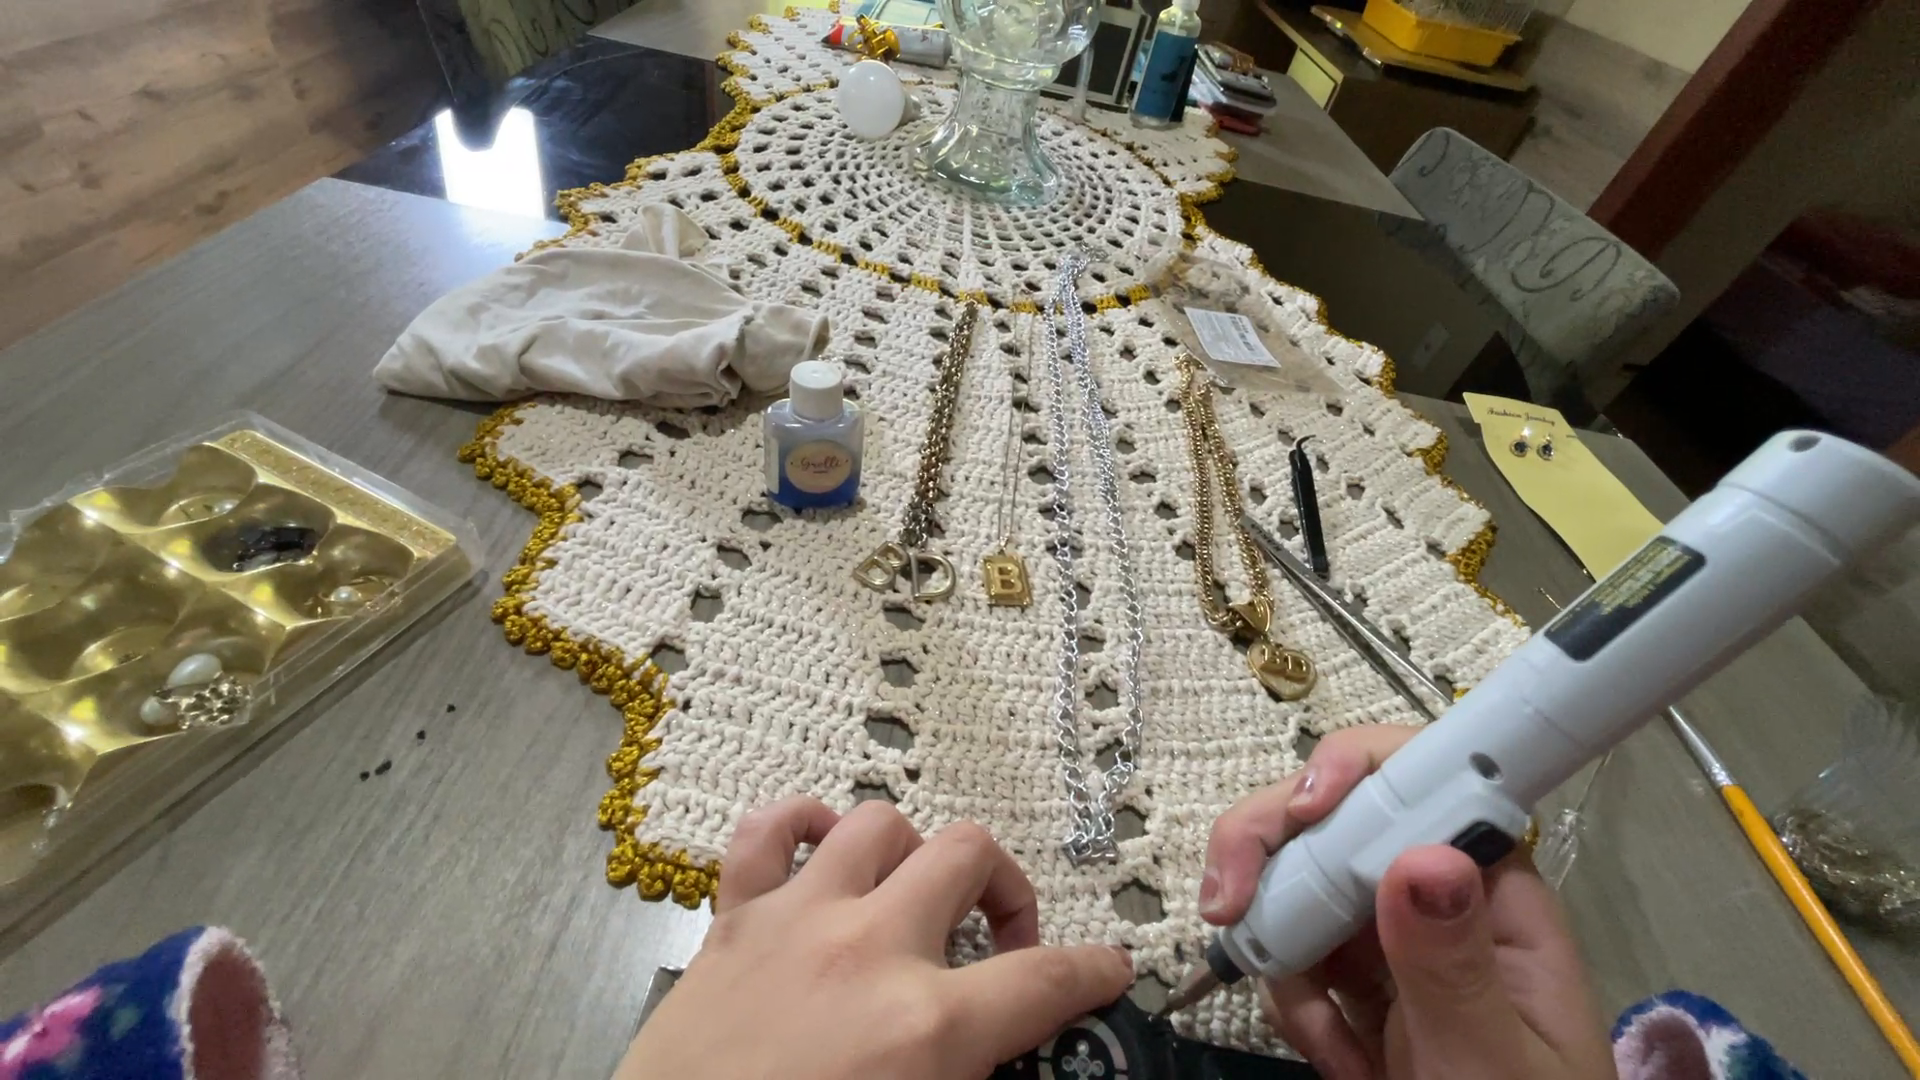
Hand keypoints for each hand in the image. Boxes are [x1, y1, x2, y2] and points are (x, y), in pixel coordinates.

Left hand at [614, 798, 1133, 1079]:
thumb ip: (969, 1076)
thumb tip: (999, 1050)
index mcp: (921, 1029)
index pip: (1041, 983)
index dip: (1091, 971)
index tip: (1108, 965)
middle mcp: (868, 949)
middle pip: (968, 854)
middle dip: (1004, 890)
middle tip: (996, 938)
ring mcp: (796, 919)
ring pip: (879, 824)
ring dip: (909, 856)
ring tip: (908, 898)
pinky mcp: (734, 919)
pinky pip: (766, 830)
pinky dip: (800, 825)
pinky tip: (819, 851)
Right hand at [1201, 725, 1615, 1079]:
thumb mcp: (1491, 1062)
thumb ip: (1452, 967)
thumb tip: (1424, 856)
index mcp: (1486, 887)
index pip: (1422, 780)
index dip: (1352, 767)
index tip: (1302, 811)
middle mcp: (1425, 883)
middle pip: (1327, 811)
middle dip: (1264, 848)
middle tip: (1222, 905)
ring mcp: (1378, 920)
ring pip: (1288, 874)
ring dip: (1277, 948)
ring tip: (1320, 1039)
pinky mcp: (1344, 960)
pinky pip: (1282, 937)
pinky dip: (1285, 992)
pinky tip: (1329, 1052)